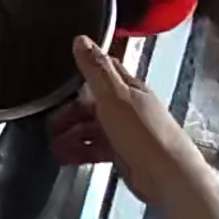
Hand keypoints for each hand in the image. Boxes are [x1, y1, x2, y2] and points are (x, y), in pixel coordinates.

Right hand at [49, 35, 213, 209]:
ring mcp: (126, 131)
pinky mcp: (123, 154)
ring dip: (70, 135)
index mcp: (130, 89)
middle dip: (68, 113)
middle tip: (49, 123)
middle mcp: (128, 107)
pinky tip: (66, 157)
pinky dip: (79, 151)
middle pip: (91, 103)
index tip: (58, 73)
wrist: (169, 179)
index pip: (104, 70)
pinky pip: (94, 147)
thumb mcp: (115, 97)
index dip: (82, 69)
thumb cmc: (143, 134)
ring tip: (54, 146)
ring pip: (90, 127)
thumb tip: (80, 39)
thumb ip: (95, 69)